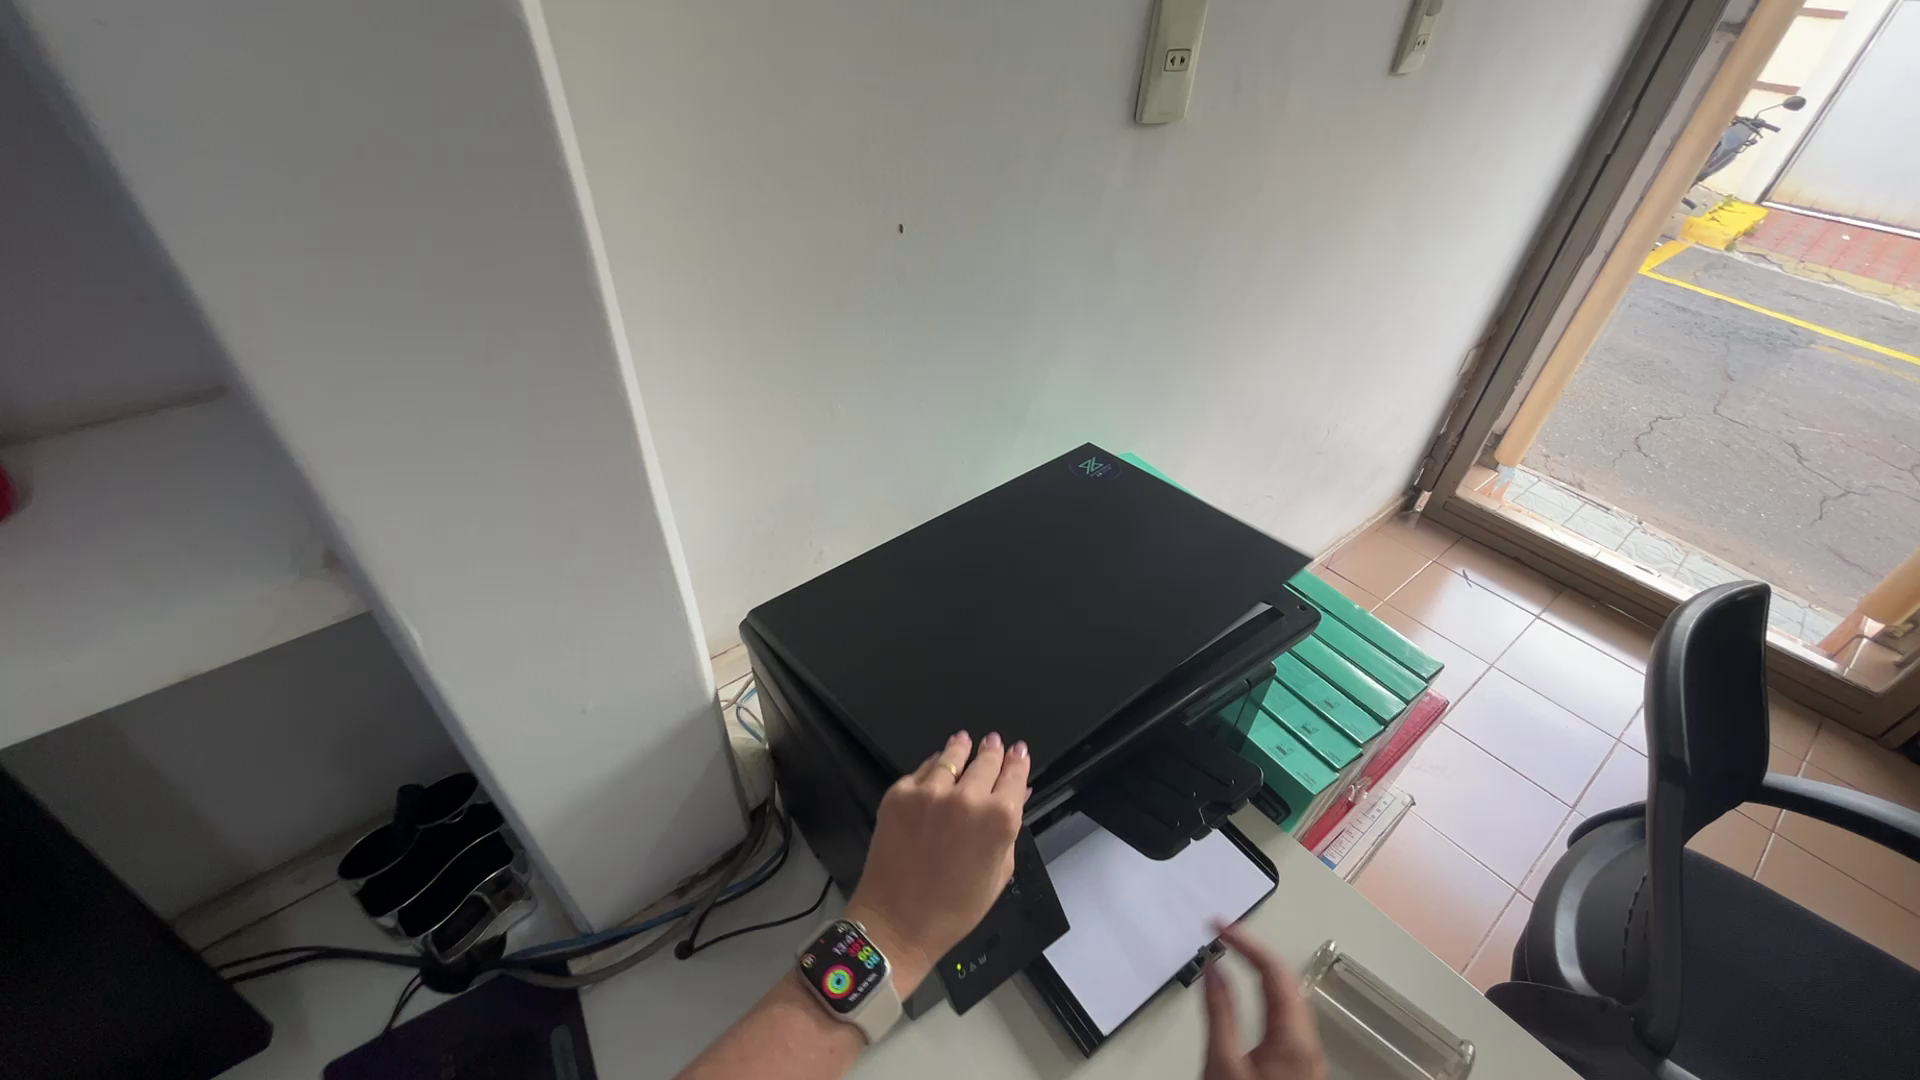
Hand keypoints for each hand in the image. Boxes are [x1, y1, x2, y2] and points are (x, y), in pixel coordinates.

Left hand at [843, 730, 1028, 996]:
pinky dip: (933, 765)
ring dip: (961, 747)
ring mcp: (930, 791)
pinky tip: (937, 763)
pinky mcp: (901, 792)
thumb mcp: (999, 873)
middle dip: (992, 750)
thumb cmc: (956, 908)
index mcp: (999, 819)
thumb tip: (1016, 795)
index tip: (1018, 751)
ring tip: (964, 740)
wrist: (898, 921)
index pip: (1014, 775)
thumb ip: (1010, 829)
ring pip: (952, 757)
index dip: (1018, 761)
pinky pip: (923, 769)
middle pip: (986, 760)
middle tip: (994, 741)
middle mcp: (967, 797)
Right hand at [1202, 922, 1326, 1079]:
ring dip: (1260, 970)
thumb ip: (1219, 1011)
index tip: (1216, 925)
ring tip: (1232, 951)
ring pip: (1287, 998)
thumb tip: (1214, 968)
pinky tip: (1248, 990)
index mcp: (1293, 1038)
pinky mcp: (1298, 1069)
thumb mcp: (1223, 1064)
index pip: (1272, 971)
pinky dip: (1264, 992)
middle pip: (1285, 981)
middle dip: (1253, 950)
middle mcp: (1308, 1044)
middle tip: (1221, 932)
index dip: (1245, 940)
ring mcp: (1306, 1058)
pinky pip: (1284, 1016)